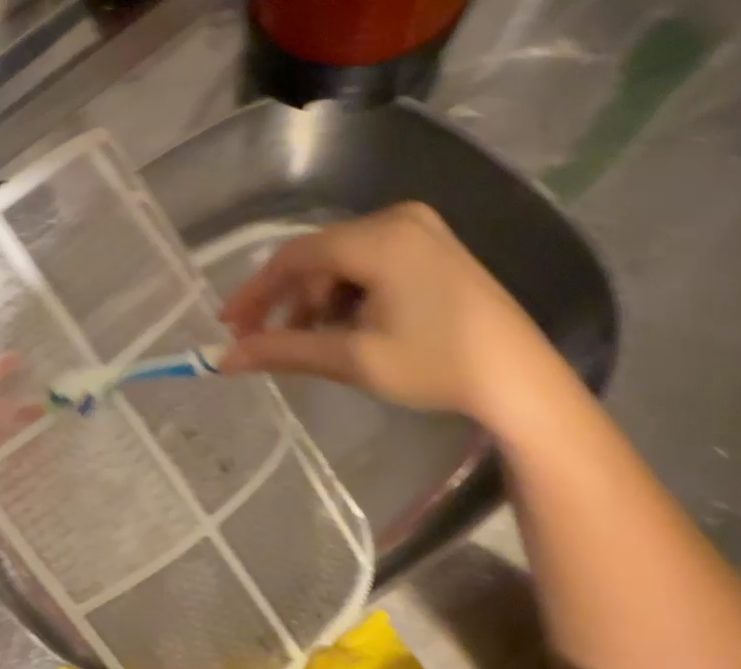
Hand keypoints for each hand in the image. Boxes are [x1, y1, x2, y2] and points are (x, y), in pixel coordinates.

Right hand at [220, 202, 563, 424]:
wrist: (515, 375)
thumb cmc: (434, 364)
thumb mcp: (352, 359)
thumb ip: (284, 352)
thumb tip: (225, 360)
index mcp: (381, 238)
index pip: (295, 256)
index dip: (255, 291)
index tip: (227, 326)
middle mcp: (398, 220)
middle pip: (317, 257)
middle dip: (286, 301)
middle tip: (263, 343)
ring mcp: (419, 231)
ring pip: (340, 264)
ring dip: (314, 303)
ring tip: (307, 345)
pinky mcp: (430, 250)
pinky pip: (366, 266)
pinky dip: (344, 297)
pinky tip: (341, 330)